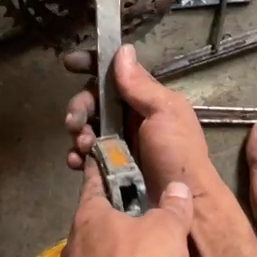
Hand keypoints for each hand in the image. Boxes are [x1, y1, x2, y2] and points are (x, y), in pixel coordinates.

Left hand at [61, 158, 194, 256]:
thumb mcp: (167, 231)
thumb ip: (173, 208)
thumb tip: (177, 188)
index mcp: (90, 215)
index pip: (95, 180)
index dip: (105, 167)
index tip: (109, 158)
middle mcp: (77, 242)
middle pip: (99, 219)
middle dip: (120, 216)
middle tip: (148, 212)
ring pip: (103, 254)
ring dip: (123, 252)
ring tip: (152, 254)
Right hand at [62, 45, 221, 200]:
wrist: (186, 206)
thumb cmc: (178, 154)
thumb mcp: (165, 112)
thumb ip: (140, 85)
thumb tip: (123, 50)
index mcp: (147, 100)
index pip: (116, 74)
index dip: (93, 65)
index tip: (70, 63)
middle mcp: (130, 118)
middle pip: (94, 100)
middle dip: (80, 106)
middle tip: (75, 121)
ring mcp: (119, 144)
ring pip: (86, 126)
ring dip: (78, 132)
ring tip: (83, 146)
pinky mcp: (109, 168)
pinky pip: (85, 155)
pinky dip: (77, 156)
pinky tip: (76, 162)